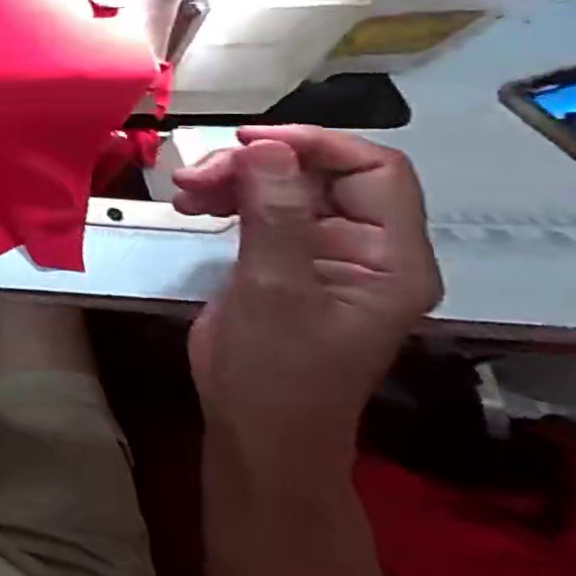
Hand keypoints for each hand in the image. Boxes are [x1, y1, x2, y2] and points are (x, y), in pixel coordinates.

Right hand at [172, 126, 441, 467]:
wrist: (254, 432)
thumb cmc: (276, 373)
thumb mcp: (275, 290)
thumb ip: (276, 214)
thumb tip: (268, 146)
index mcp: (390, 259)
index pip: (374, 170)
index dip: (315, 145)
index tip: (249, 144)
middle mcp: (364, 247)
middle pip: (319, 172)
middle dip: (257, 165)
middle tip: (199, 175)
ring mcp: (321, 251)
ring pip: (282, 183)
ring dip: (231, 178)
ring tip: (186, 191)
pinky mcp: (284, 257)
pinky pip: (259, 206)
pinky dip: (223, 197)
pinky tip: (190, 204)